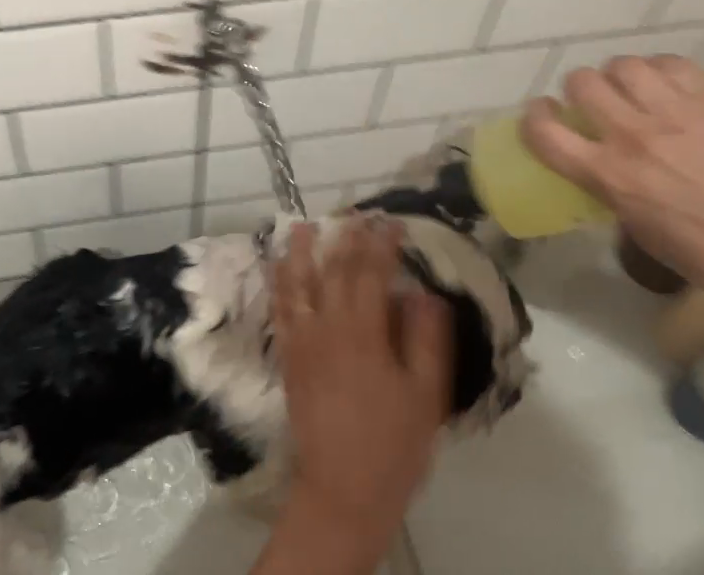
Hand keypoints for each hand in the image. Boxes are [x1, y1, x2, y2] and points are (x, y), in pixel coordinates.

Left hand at [273, 220, 451, 547]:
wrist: (343, 488)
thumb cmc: (393, 443)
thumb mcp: (426, 394)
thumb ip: (424, 338)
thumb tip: (422, 293)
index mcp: (363, 333)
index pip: (370, 274)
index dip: (381, 244)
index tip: (391, 222)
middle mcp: (326, 328)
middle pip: (332, 272)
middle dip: (344, 239)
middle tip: (354, 214)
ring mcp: (301, 342)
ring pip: (296, 285)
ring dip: (298, 252)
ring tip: (300, 226)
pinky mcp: (287, 359)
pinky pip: (279, 311)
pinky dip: (278, 286)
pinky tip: (277, 271)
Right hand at [520, 55, 703, 314]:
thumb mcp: (649, 237)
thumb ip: (618, 195)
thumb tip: (610, 175)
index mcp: (611, 177)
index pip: (545, 133)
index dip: (534, 119)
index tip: (542, 117)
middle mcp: (635, 136)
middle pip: (581, 83)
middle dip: (579, 91)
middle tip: (593, 104)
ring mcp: (678, 112)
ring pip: (623, 65)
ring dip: (618, 76)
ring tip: (633, 91)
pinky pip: (672, 64)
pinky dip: (660, 70)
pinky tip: (670, 87)